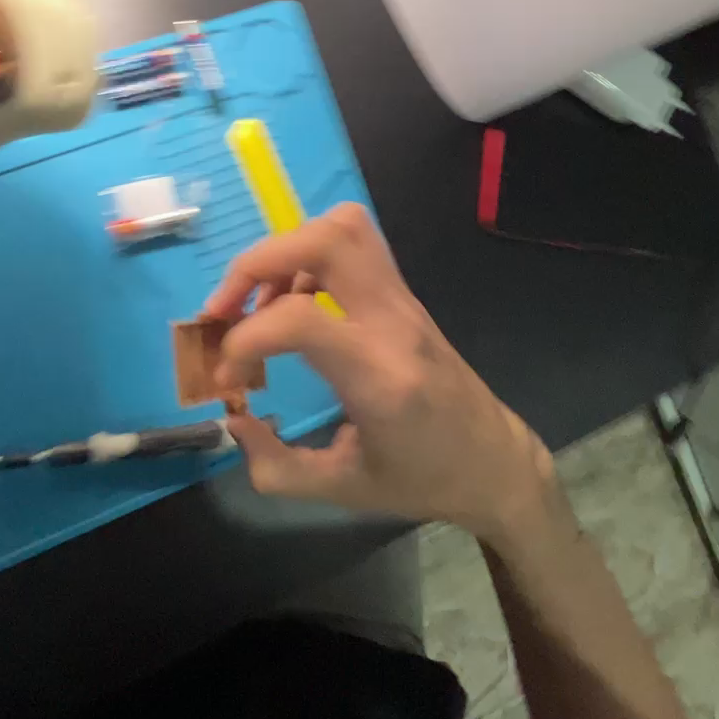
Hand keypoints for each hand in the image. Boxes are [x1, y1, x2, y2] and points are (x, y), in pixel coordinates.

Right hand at [203, 203, 558, 542]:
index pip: (300, 319)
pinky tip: (292, 304)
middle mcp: (394, 323)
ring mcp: (404, 302)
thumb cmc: (422, 480)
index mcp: (381, 377)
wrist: (494, 461)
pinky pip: (354, 246)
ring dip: (285, 252)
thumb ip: (276, 467)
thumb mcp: (343, 490)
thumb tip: (232, 423)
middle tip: (224, 311)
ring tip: (258, 304)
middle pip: (326, 240)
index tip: (227, 378)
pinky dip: (308, 258)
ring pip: (344, 228)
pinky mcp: (404, 297)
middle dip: (256, 262)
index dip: (244, 339)